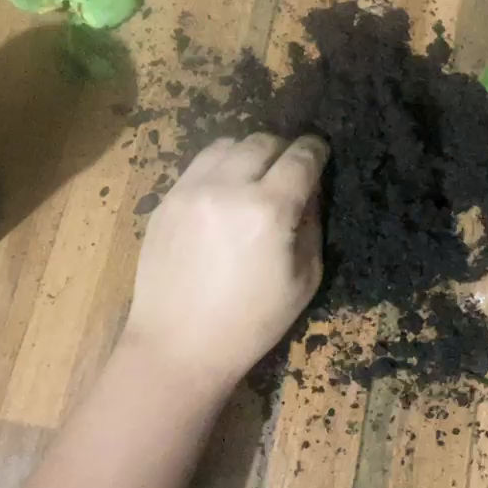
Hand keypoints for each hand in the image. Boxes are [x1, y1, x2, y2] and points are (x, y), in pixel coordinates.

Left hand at [123, 134, 328, 387]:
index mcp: (269, 210)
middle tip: (288, 170)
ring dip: (248, 153)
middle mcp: (228, 188)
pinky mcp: (166, 200)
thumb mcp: (304, 279)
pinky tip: (224, 192)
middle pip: (262, 141)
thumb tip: (310, 189)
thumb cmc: (251, 323)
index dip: (316, 150)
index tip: (321, 153)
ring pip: (227, 144)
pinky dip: (219, 167)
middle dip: (283, 149)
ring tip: (254, 176)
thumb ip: (312, 224)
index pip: (300, 157)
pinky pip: (198, 164)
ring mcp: (190, 190)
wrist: (178, 346)